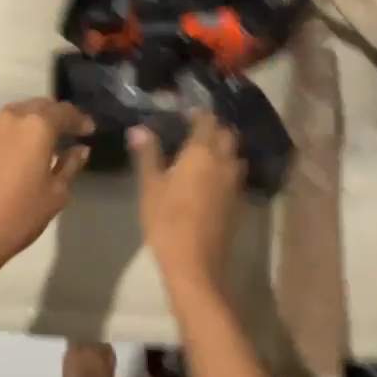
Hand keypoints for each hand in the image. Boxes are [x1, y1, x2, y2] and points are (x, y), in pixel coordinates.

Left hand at [0, 99, 92, 272]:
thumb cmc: (18, 215)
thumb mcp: (55, 194)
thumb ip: (70, 166)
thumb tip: (80, 149)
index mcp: (36, 126)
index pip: (65, 111)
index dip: (80, 119)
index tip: (89, 130)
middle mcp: (11, 118)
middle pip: (40, 106)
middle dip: (57, 116)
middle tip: (69, 132)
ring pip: (18, 113)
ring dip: (34, 121)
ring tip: (44, 142)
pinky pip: (0, 127)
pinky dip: (15, 132)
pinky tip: (19, 153)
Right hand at [130, 111, 243, 296]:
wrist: (196, 265)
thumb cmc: (167, 221)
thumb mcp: (151, 186)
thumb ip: (148, 154)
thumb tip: (139, 129)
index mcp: (202, 152)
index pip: (207, 120)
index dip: (198, 112)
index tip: (185, 111)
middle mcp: (224, 161)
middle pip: (227, 134)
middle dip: (214, 127)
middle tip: (195, 128)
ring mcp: (234, 182)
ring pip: (234, 153)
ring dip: (223, 146)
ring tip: (204, 150)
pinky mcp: (237, 202)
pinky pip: (235, 173)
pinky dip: (226, 166)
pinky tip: (211, 176)